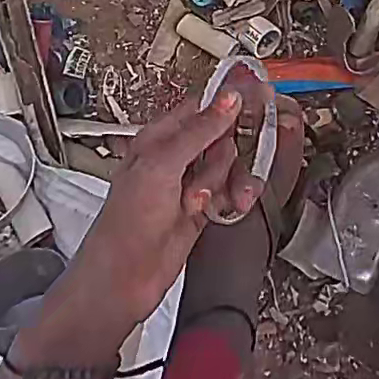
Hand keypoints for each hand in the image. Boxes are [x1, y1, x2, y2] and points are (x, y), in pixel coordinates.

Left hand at [18, 89, 262, 366]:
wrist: (124, 278)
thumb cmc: (128, 220)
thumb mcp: (163, 165)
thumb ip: (199, 130)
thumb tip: (229, 99)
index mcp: (159, 137)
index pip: (200, 108)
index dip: (227, 106)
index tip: (255, 104)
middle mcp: (175, 157)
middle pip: (221, 138)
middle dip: (226, 156)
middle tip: (212, 175)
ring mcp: (188, 183)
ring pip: (228, 166)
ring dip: (229, 181)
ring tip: (207, 201)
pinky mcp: (201, 208)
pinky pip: (229, 191)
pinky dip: (233, 198)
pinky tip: (229, 208)